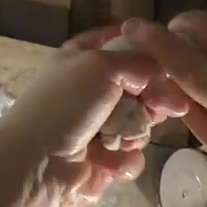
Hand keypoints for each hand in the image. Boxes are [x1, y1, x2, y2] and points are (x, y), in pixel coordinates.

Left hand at [0, 27, 185, 206]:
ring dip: (135, 131)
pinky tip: (109, 161)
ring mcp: (96, 125)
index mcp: (81, 57)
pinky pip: (131, 155)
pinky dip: (124, 158)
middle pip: (139, 86)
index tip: (169, 60)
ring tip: (119, 138)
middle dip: (152, 98)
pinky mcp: (102, 159)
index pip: (118, 41)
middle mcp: (89, 88)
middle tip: (161, 107)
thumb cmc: (65, 105)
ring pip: (139, 122)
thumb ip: (138, 62)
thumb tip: (164, 75)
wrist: (37, 164)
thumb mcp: (101, 66)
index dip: (144, 49)